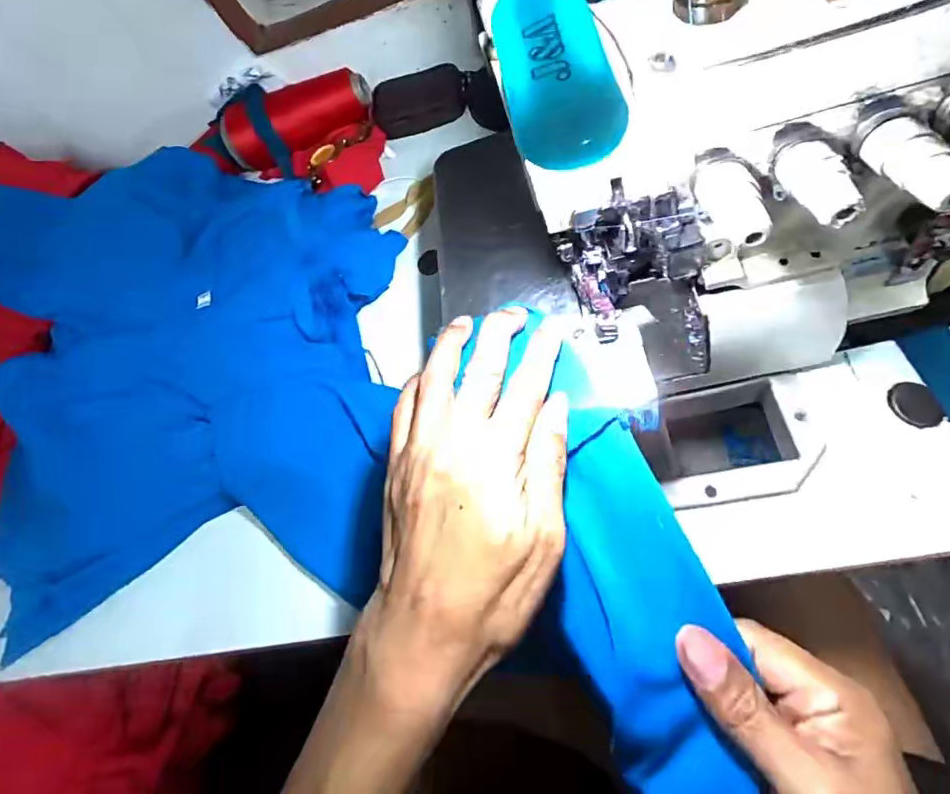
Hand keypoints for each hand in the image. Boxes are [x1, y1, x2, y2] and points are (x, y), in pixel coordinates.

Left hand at [285, 310, 569, 793]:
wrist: (420, 634)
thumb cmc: (494, 594)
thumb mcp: (544, 539)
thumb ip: (548, 464)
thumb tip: (556, 404)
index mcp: (496, 462)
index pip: (526, 387)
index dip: (543, 352)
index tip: (555, 327)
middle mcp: (453, 445)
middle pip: (480, 370)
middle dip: (500, 333)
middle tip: (517, 314)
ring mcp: (417, 453)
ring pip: (433, 379)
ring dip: (451, 343)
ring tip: (468, 322)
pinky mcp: (394, 467)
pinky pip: (402, 407)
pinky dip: (418, 379)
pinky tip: (429, 369)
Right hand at [677, 620, 915, 793]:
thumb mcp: (801, 774)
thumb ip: (746, 710)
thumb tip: (688, 637)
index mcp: (830, 691)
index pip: (756, 642)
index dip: (708, 640)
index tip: (655, 645)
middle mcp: (817, 707)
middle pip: (747, 674)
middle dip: (701, 680)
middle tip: (647, 684)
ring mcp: (806, 743)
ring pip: (740, 709)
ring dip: (703, 714)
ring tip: (656, 711)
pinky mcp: (793, 774)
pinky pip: (746, 743)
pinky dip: (717, 744)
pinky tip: (683, 745)